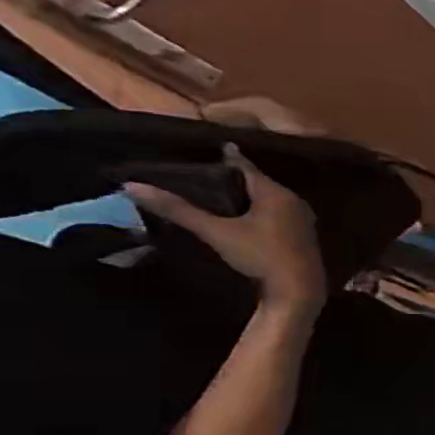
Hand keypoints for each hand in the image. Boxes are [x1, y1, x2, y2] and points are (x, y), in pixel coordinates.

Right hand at [126, 144, 326, 310]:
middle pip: (261, 182)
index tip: (218, 146)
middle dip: (237, 177)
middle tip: (210, 170)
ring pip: (271, 198)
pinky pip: (278, 212)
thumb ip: (178, 209)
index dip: (230, 158)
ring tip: (222, 190)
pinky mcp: (302, 234)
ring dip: (249, 194)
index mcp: (277, 194)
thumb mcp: (216, 231)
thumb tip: (133, 186)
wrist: (297, 287)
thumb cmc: (260, 255)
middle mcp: (294, 201)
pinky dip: (260, 208)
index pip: (248, 168)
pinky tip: (244, 214)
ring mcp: (302, 218)